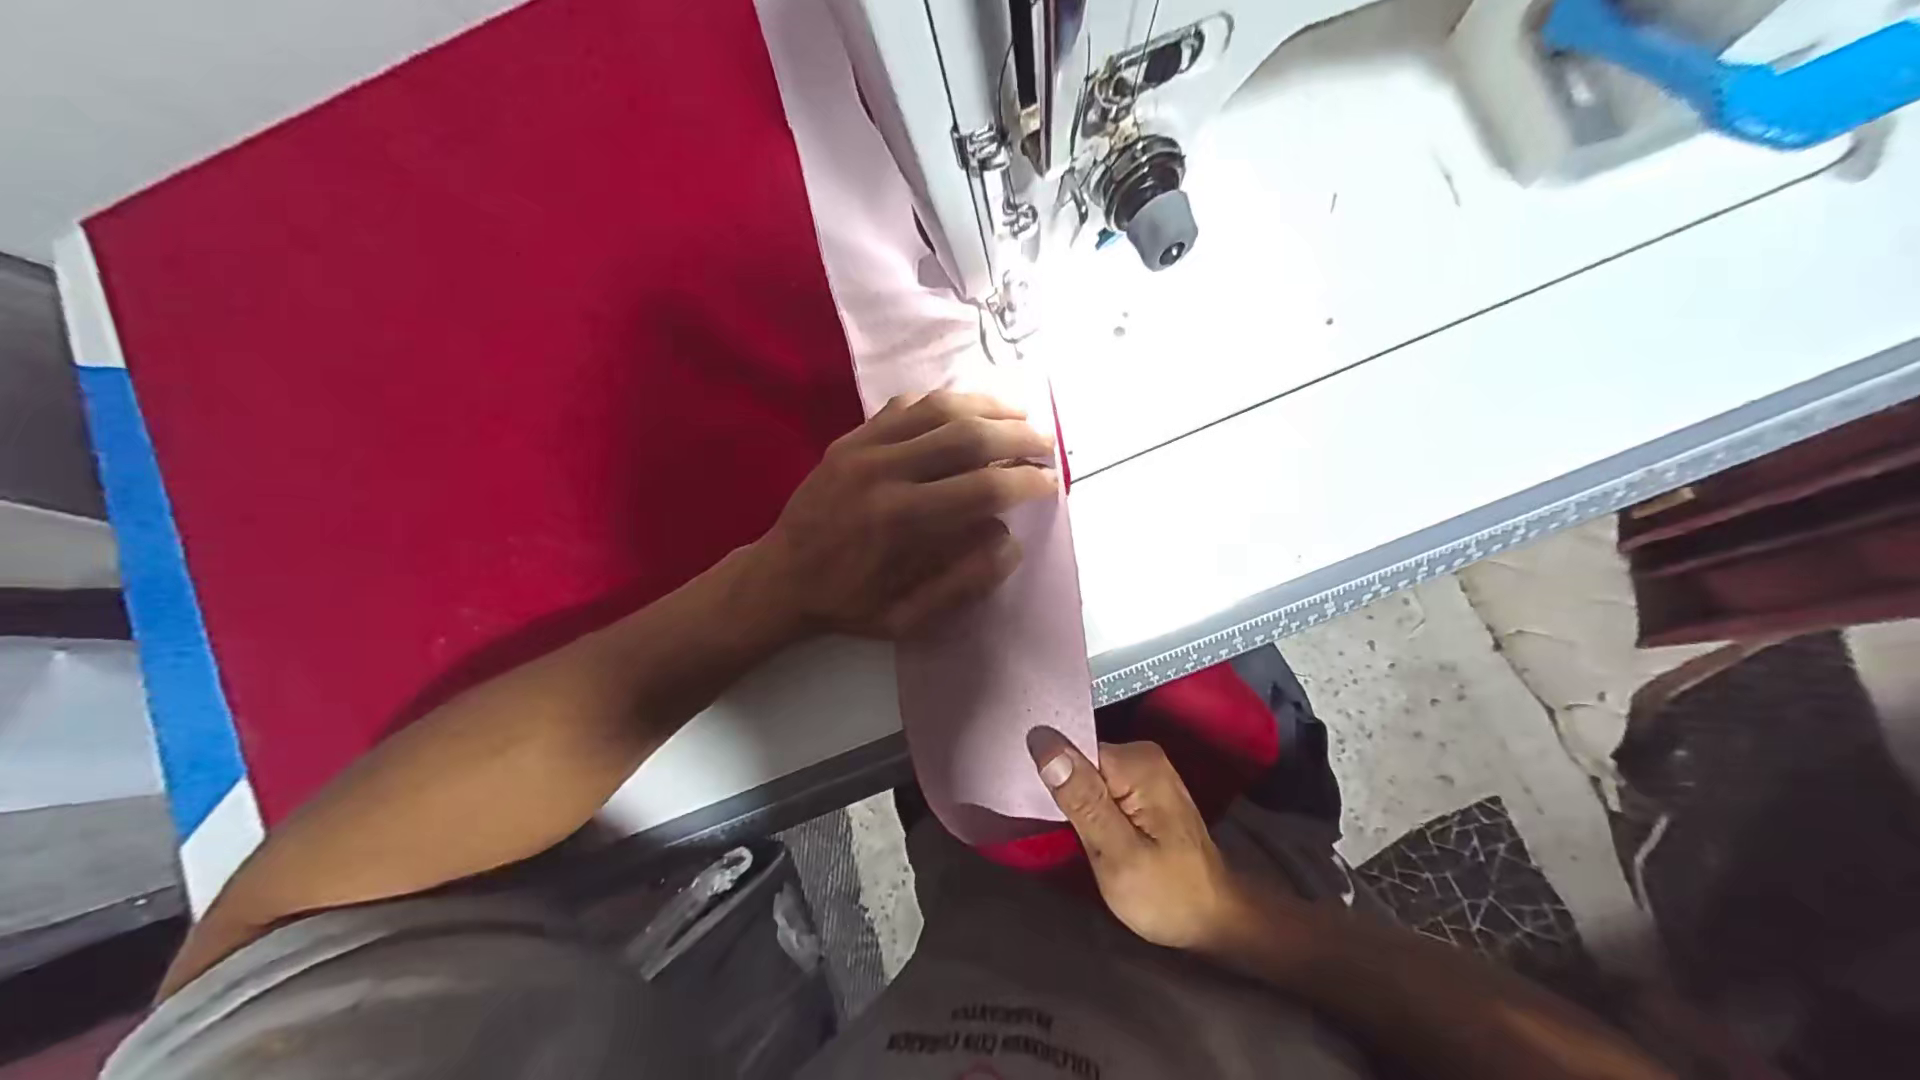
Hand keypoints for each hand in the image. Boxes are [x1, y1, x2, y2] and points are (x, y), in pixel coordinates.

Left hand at [752, 391, 1058, 638]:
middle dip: (1018, 437)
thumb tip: (1010, 540)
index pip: (983, 488)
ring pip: (939, 407)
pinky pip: (904, 404)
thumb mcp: (907, 617)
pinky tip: (963, 410)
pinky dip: (942, 401)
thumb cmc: (848, 604)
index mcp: (902, 521)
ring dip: (987, 407)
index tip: (1050, 483)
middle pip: (967, 436)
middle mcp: (885, 473)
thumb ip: (963, 582)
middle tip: (1045, 445)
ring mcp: (863, 447)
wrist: (780, 577)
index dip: (1027, 483)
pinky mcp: (850, 438)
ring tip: (1018, 416)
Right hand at [1028, 730, 1250, 950]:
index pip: (1071, 749)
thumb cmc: (1168, 895)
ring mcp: (1144, 772)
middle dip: (1060, 788)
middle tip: (1055, 827)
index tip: (1035, 805)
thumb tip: (1043, 742)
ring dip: (1071, 798)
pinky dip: (1086, 804)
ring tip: (1065, 830)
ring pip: (1086, 773)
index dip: (1050, 775)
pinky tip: (1083, 828)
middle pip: (1078, 759)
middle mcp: (1141, 756)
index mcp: (1136, 763)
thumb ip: (1082, 799)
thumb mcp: (1118, 855)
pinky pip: (1099, 784)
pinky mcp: (1141, 789)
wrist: (1215, 921)